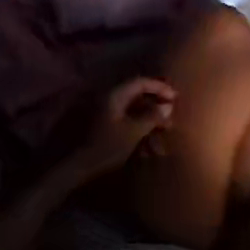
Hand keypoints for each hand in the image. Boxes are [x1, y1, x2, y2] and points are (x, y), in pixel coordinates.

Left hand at [60, 77, 176, 183]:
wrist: (73, 167)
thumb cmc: (105, 147)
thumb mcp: (133, 132)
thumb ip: (152, 116)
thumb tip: (167, 105)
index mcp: (114, 95)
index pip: (141, 82)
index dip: (160, 88)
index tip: (175, 98)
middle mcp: (108, 100)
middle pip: (137, 99)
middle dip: (155, 112)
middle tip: (170, 124)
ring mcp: (102, 114)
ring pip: (131, 115)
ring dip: (147, 128)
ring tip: (159, 146)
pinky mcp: (99, 128)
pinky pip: (123, 125)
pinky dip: (136, 135)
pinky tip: (144, 152)